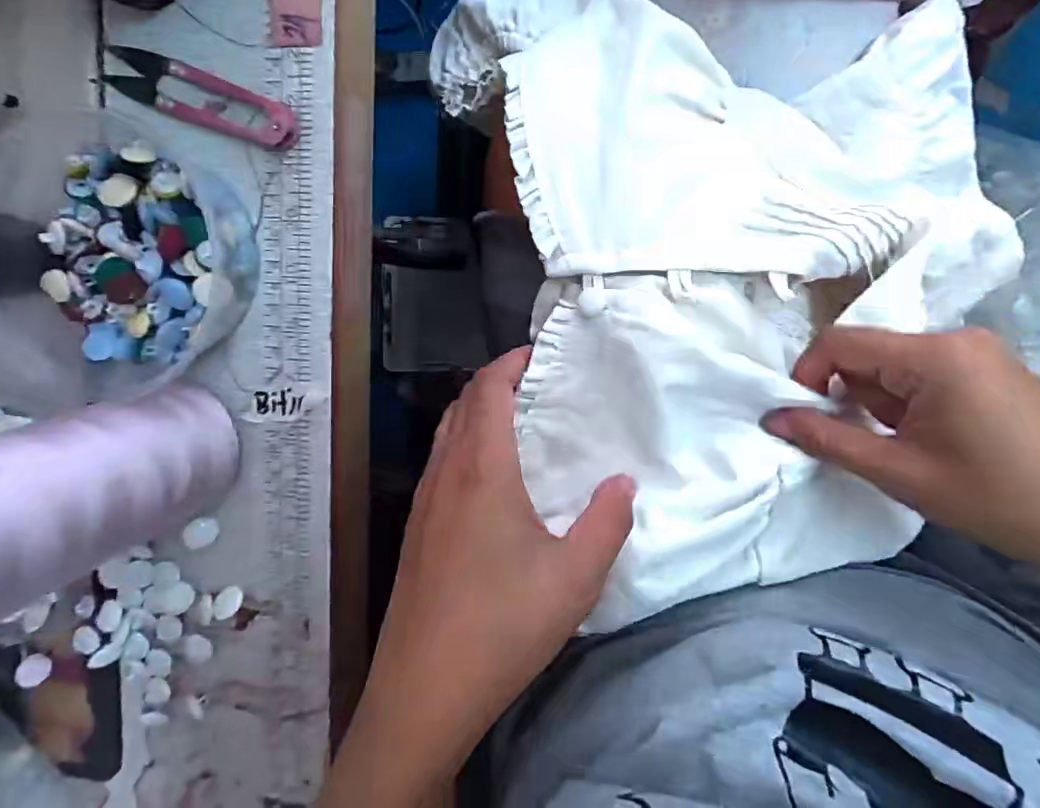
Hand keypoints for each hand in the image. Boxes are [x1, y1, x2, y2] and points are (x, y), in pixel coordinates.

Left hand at [323, 347, 634, 805]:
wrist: (424, 686)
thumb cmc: (502, 624)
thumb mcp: (574, 578)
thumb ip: (607, 523)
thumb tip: (623, 481)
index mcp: (481, 468)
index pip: (488, 389)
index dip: (511, 362)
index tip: (540, 354)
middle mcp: (445, 471)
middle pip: (463, 402)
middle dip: (496, 380)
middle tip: (537, 383)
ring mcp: (423, 498)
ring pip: (447, 430)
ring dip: (476, 411)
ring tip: (517, 421)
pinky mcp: (415, 526)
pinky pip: (439, 460)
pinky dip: (463, 442)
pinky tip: (488, 477)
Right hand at [762, 327, 1039, 593]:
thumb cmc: (1003, 501)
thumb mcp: (902, 474)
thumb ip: (828, 439)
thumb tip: (771, 417)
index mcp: (935, 354)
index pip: (840, 341)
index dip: (808, 374)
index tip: (804, 417)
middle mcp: (957, 338)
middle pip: (868, 352)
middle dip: (849, 394)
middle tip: (865, 443)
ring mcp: (981, 352)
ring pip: (893, 365)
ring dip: (880, 402)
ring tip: (906, 449)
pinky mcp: (994, 370)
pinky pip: (925, 373)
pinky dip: (908, 402)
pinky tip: (932, 442)